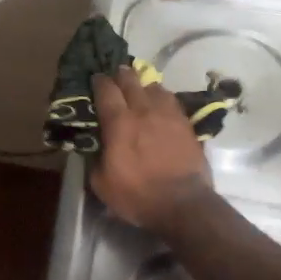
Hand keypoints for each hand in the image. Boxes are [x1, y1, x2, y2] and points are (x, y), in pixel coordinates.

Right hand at [89, 66, 214, 233]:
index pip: (106, 91)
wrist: (183, 204)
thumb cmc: (137, 195)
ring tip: (140, 89)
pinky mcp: (186, 124)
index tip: (95, 79)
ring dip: (144, 85)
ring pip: (154, 87)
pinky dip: (162, 98)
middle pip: (131, 81)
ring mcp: (168, 115)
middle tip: (116, 76)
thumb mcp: (101, 182)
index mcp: (119, 123)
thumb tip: (94, 145)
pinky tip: (160, 104)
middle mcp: (143, 111)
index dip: (99, 81)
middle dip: (121, 75)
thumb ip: (95, 158)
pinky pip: (172, 101)